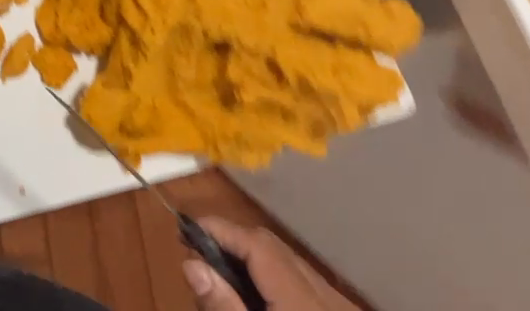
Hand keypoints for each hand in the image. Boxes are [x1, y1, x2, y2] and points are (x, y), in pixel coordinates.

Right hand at [185, 217, 359, 310]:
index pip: (256, 243)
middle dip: (232, 240)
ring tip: (223, 273)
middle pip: (272, 246)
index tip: (185, 226)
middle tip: (198, 252)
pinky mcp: (344, 309)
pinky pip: (305, 279)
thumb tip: (190, 262)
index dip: (219, 228)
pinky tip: (259, 292)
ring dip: (252, 257)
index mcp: (301, 298)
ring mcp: (340, 302)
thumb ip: (223, 304)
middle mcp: (325, 292)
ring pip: (289, 260)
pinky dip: (275, 274)